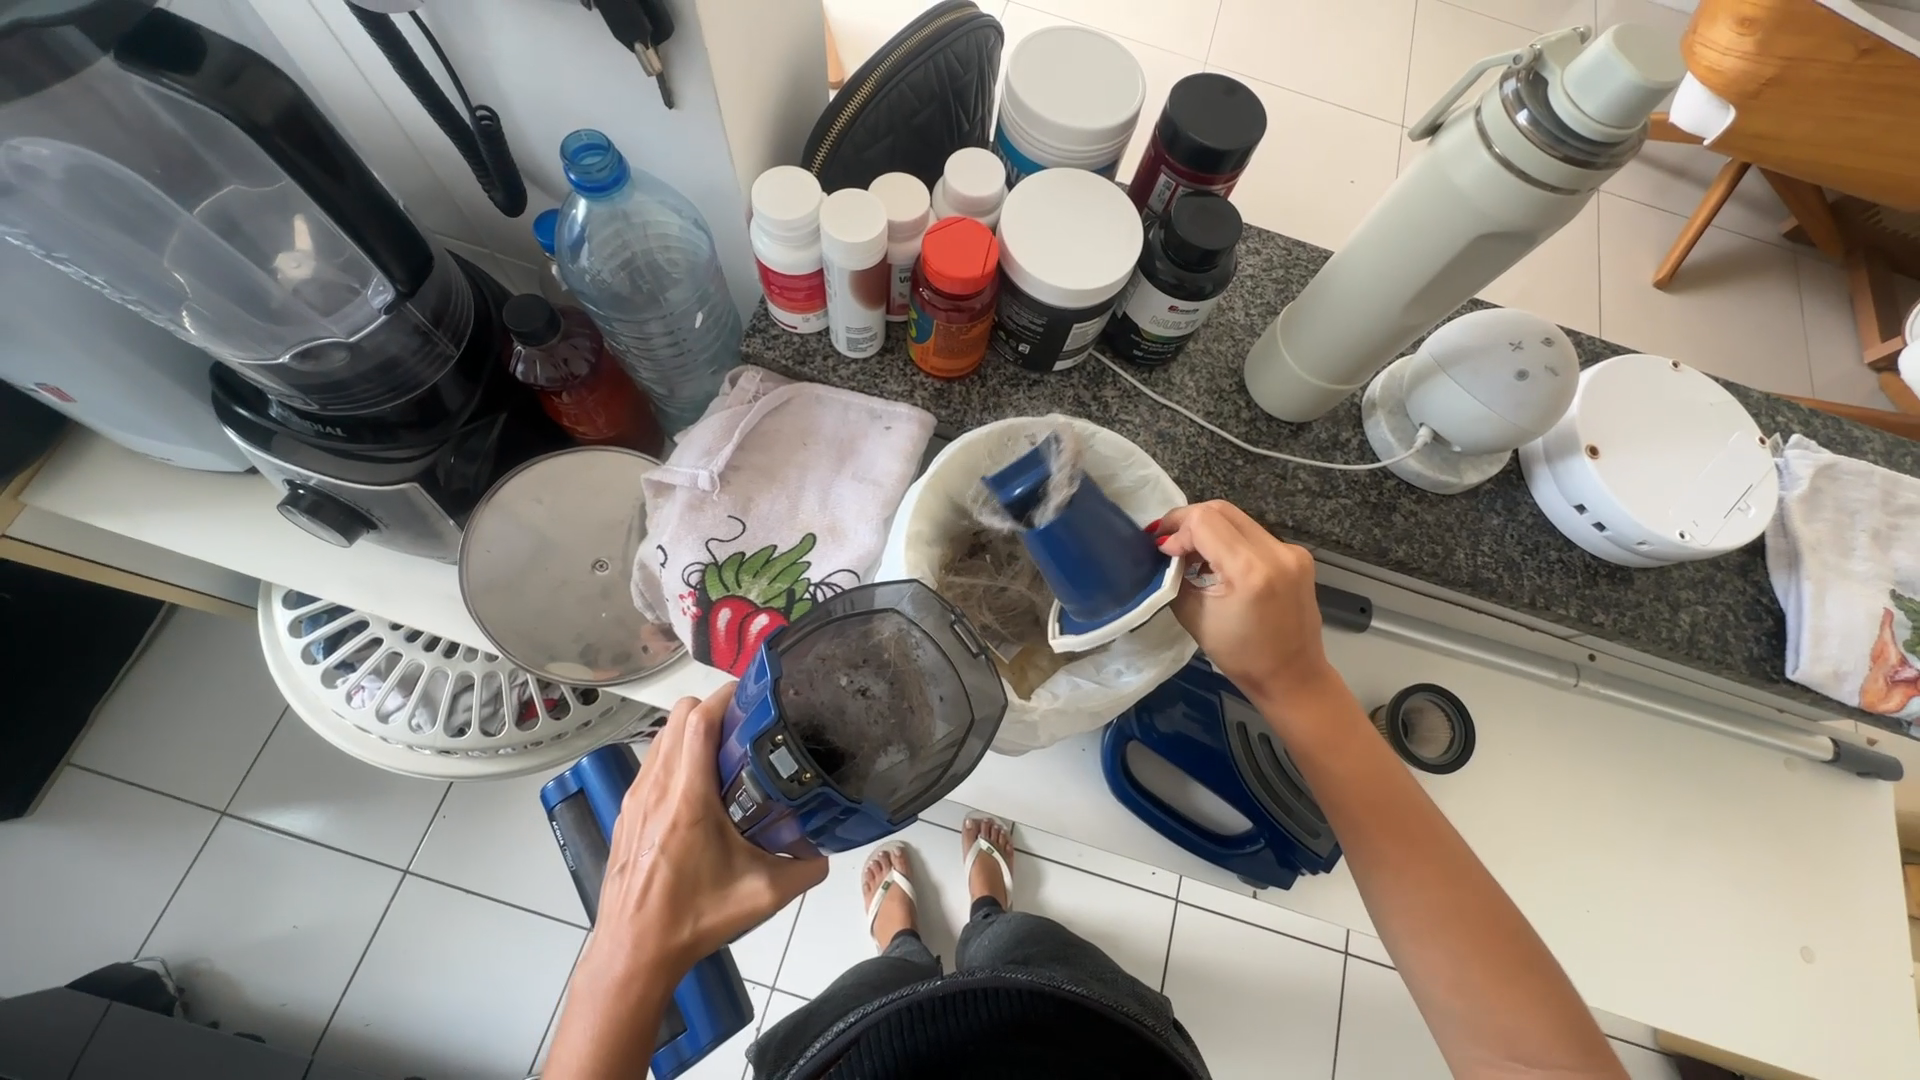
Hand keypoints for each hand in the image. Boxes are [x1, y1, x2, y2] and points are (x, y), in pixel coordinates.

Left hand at [589, 684, 827, 977]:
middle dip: (712, 709)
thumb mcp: (762, 895)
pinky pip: (652, 763)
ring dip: (691, 731)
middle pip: (678, 716)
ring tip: (726, 751)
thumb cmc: (694, 919)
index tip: (755, 697)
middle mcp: (656, 788)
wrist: (634, 953)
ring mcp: (635, 799)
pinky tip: (699, 786)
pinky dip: (675, 756)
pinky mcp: (626, 813)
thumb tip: (826, 852)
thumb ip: (804, 869)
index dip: (727, 698)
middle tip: (746, 727)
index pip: (699, 720)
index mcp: (687, 797)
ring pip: (661, 737)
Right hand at [1153, 501, 1336, 709]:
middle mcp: (1276, 552)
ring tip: (1189, 554)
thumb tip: (1167, 550)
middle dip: (1187, 522)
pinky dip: (1228, 540)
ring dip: (1207, 530)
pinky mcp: (1297, 555)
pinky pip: (1253, 533)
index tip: (1162, 552)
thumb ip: (1177, 576)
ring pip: (1237, 519)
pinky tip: (1216, 562)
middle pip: (1220, 510)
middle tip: (1167, 543)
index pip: (1203, 521)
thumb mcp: (1193, 614)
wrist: (1293, 676)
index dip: (1176, 530)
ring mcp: (1291, 551)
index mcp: (1250, 570)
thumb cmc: (1240, 655)